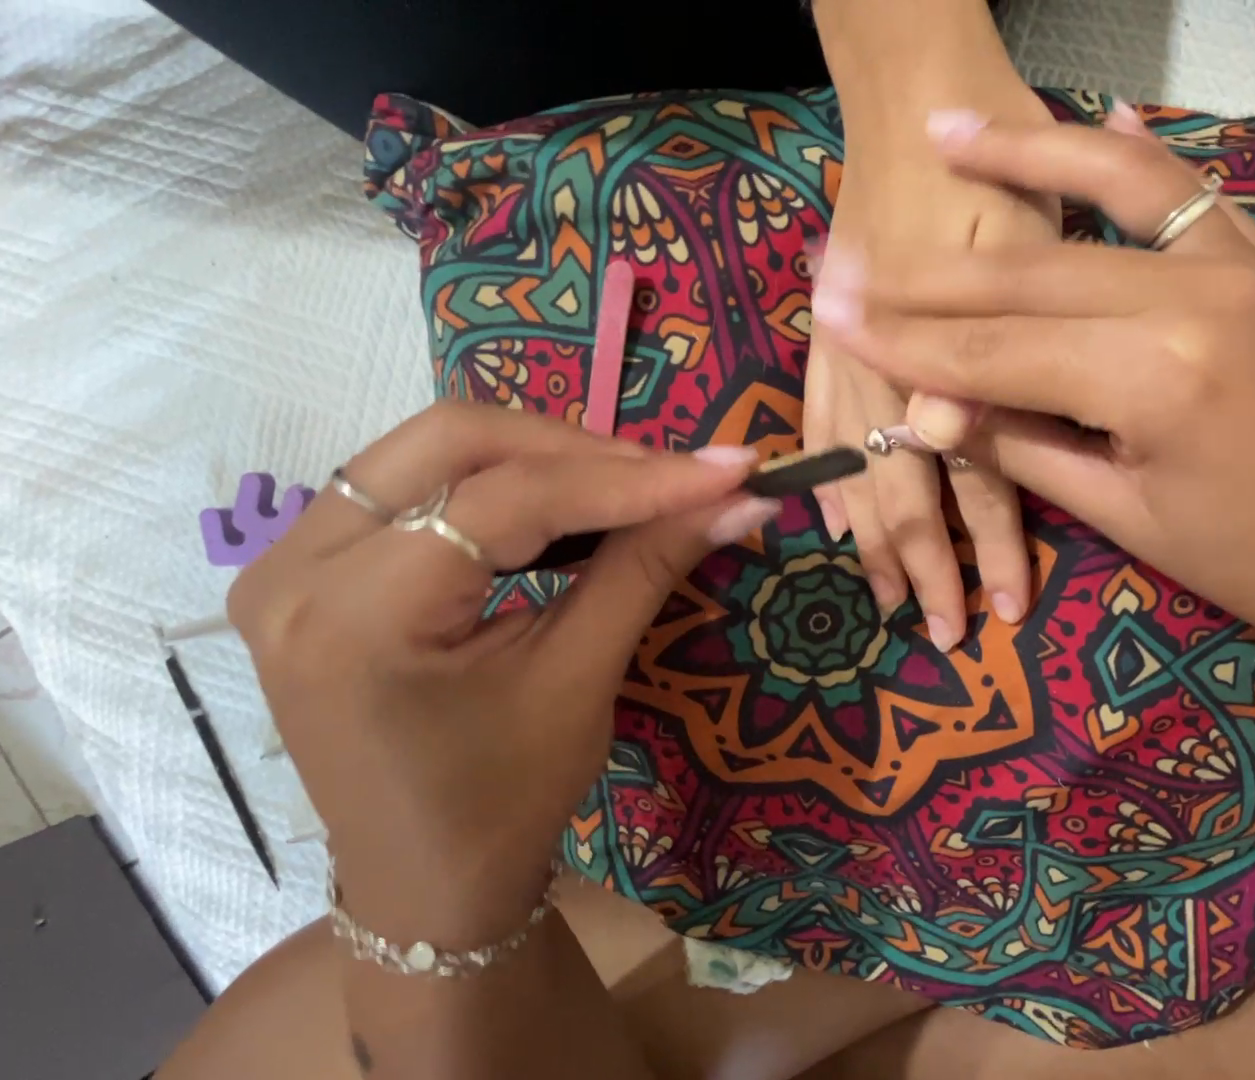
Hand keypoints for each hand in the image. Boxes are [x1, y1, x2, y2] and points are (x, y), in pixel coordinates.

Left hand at [226, 403, 779, 941]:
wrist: (428, 877)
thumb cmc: (505, 798)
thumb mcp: (582, 679)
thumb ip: (650, 568)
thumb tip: (743, 499)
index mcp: (356, 616)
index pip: (510, 501)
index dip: (633, 478)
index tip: (729, 470)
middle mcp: (297, 566)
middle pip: (457, 442)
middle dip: (585, 450)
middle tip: (678, 477)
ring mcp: (293, 559)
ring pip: (439, 450)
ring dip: (551, 458)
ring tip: (640, 488)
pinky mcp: (318, 564)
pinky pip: (425, 485)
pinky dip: (512, 483)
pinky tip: (575, 507)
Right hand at [812, 113, 1254, 669]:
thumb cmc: (1247, 561)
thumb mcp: (1123, 515)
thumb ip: (1022, 445)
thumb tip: (929, 409)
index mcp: (1155, 378)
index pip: (998, 350)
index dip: (910, 339)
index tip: (835, 317)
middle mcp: (1195, 296)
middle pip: (1031, 273)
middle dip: (933, 273)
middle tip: (852, 257)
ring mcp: (1241, 262)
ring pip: (1104, 200)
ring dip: (1021, 162)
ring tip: (943, 133)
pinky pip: (1188, 190)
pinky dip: (1131, 155)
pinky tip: (1089, 113)